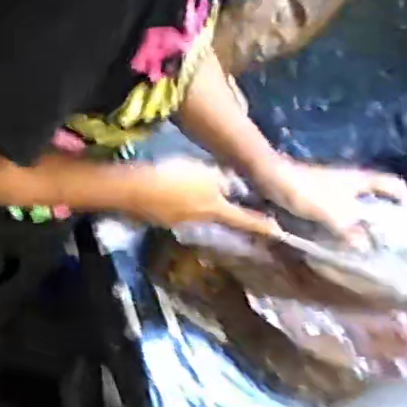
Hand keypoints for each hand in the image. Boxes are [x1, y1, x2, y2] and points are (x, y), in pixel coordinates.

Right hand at [130, 158, 281, 236]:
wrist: (126, 189)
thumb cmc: (171, 180)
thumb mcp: (206, 173)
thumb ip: (225, 180)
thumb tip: (236, 188)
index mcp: (214, 212)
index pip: (247, 220)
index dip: (264, 225)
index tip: (281, 232)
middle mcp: (196, 222)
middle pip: (218, 220)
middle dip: (229, 216)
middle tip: (239, 210)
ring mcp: (171, 221)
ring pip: (195, 216)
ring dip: (201, 211)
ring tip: (203, 200)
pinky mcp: (152, 216)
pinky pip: (174, 211)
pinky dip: (179, 206)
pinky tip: (172, 197)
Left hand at [249, 159, 406, 237]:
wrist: (267, 176)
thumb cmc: (305, 190)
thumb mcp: (332, 213)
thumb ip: (350, 230)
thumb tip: (364, 247)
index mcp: (363, 180)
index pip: (396, 186)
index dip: (405, 201)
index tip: (405, 220)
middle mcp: (349, 181)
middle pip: (373, 197)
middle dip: (378, 215)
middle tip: (379, 236)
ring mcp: (328, 186)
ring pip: (349, 203)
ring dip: (353, 219)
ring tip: (354, 239)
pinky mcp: (309, 192)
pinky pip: (328, 207)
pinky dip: (332, 219)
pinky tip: (328, 232)